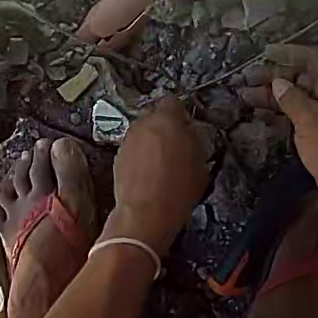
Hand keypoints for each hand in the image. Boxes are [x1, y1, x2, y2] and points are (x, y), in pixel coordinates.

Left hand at [106, 97, 209, 251]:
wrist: (145, 215)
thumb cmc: (179, 190)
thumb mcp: (200, 166)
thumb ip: (194, 144)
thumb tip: (190, 137)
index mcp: (167, 120)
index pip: (173, 102)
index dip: (180, 114)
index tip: (186, 128)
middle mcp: (144, 124)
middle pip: (154, 115)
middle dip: (164, 126)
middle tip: (175, 144)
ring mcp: (128, 140)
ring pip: (142, 132)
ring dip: (151, 141)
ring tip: (161, 161)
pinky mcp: (117, 157)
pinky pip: (133, 149)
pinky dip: (140, 155)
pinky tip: (148, 173)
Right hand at [258, 45, 317, 200]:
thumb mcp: (310, 121)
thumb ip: (292, 98)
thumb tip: (278, 83)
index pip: (312, 59)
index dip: (288, 55)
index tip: (266, 55)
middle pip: (305, 78)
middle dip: (277, 77)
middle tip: (250, 79)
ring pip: (304, 97)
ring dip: (278, 96)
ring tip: (249, 96)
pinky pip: (307, 113)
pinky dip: (289, 112)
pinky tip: (268, 113)